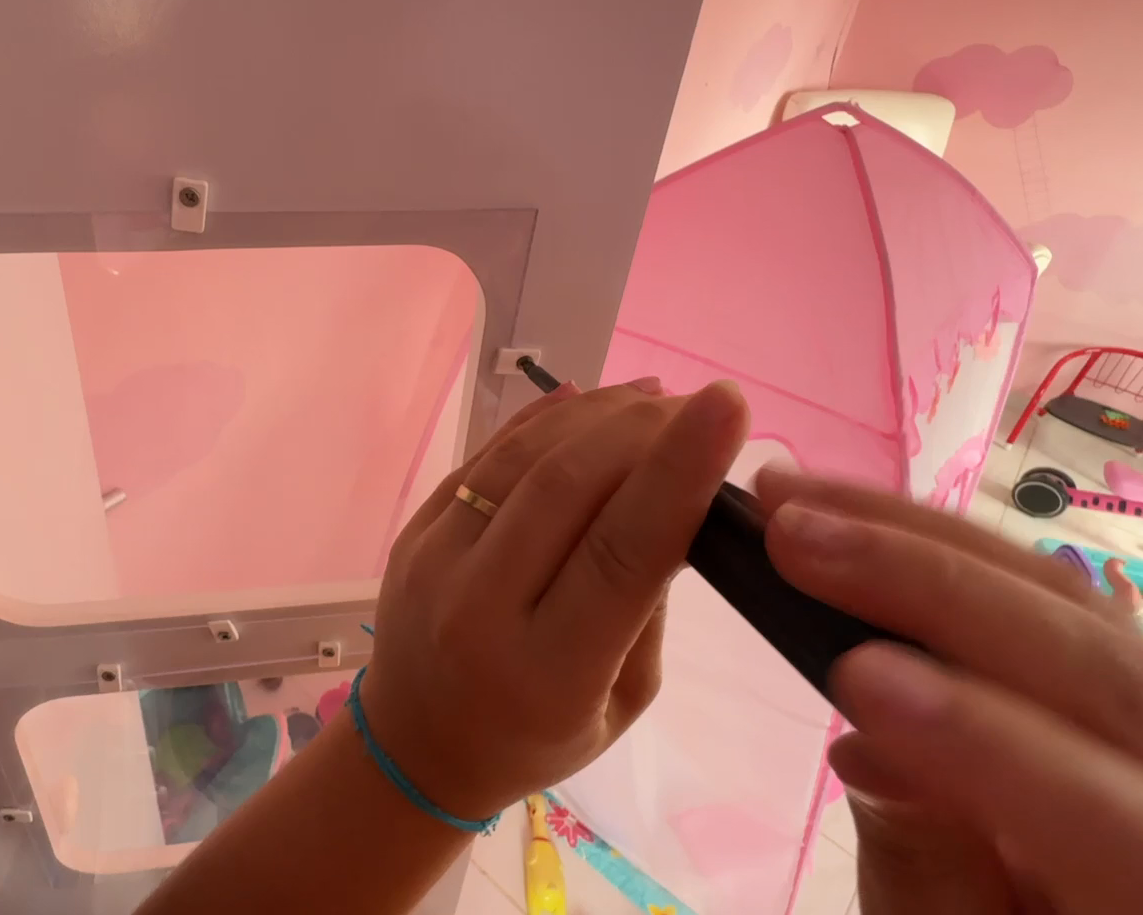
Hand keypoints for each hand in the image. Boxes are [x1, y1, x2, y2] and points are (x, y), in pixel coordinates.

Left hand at [358, 378, 748, 819]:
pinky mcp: (414, 526)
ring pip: (521, 457)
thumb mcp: (620, 702)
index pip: (620, 550)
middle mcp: (477, 603)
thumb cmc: (533, 740)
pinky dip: (541, 421)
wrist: (414, 744)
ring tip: (653, 397)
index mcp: (545, 671)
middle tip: (699, 402)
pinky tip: (589, 402)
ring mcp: (433, 556)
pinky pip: (484, 455)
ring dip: (595, 414)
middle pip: (566, 485)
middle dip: (642, 429)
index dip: (677, 471)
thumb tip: (675, 498)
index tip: (728, 406)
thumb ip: (646, 603)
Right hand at [757, 468, 1142, 912]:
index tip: (851, 678)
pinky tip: (853, 519)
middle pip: (1105, 671)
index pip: (1136, 831)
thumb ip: (931, 874)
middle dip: (928, 583)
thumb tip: (866, 743)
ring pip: (1072, 604)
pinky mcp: (1124, 691)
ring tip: (794, 498)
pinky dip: (935, 548)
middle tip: (790, 532)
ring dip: (914, 536)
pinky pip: (1043, 600)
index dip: (989, 744)